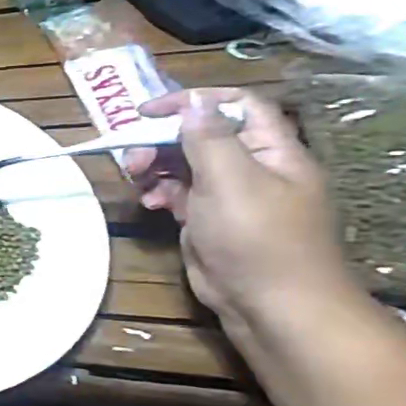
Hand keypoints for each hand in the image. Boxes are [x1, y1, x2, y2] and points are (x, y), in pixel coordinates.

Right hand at [125, 88, 355, 324]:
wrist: (272, 303)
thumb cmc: (257, 238)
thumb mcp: (231, 181)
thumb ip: (210, 139)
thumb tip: (195, 103)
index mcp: (272, 152)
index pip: (237, 106)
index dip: (193, 101)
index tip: (146, 112)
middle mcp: (254, 168)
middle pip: (202, 135)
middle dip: (162, 140)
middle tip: (132, 157)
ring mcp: (232, 195)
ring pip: (186, 164)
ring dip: (156, 166)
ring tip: (136, 181)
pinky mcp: (211, 218)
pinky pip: (180, 192)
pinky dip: (160, 192)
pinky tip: (149, 204)